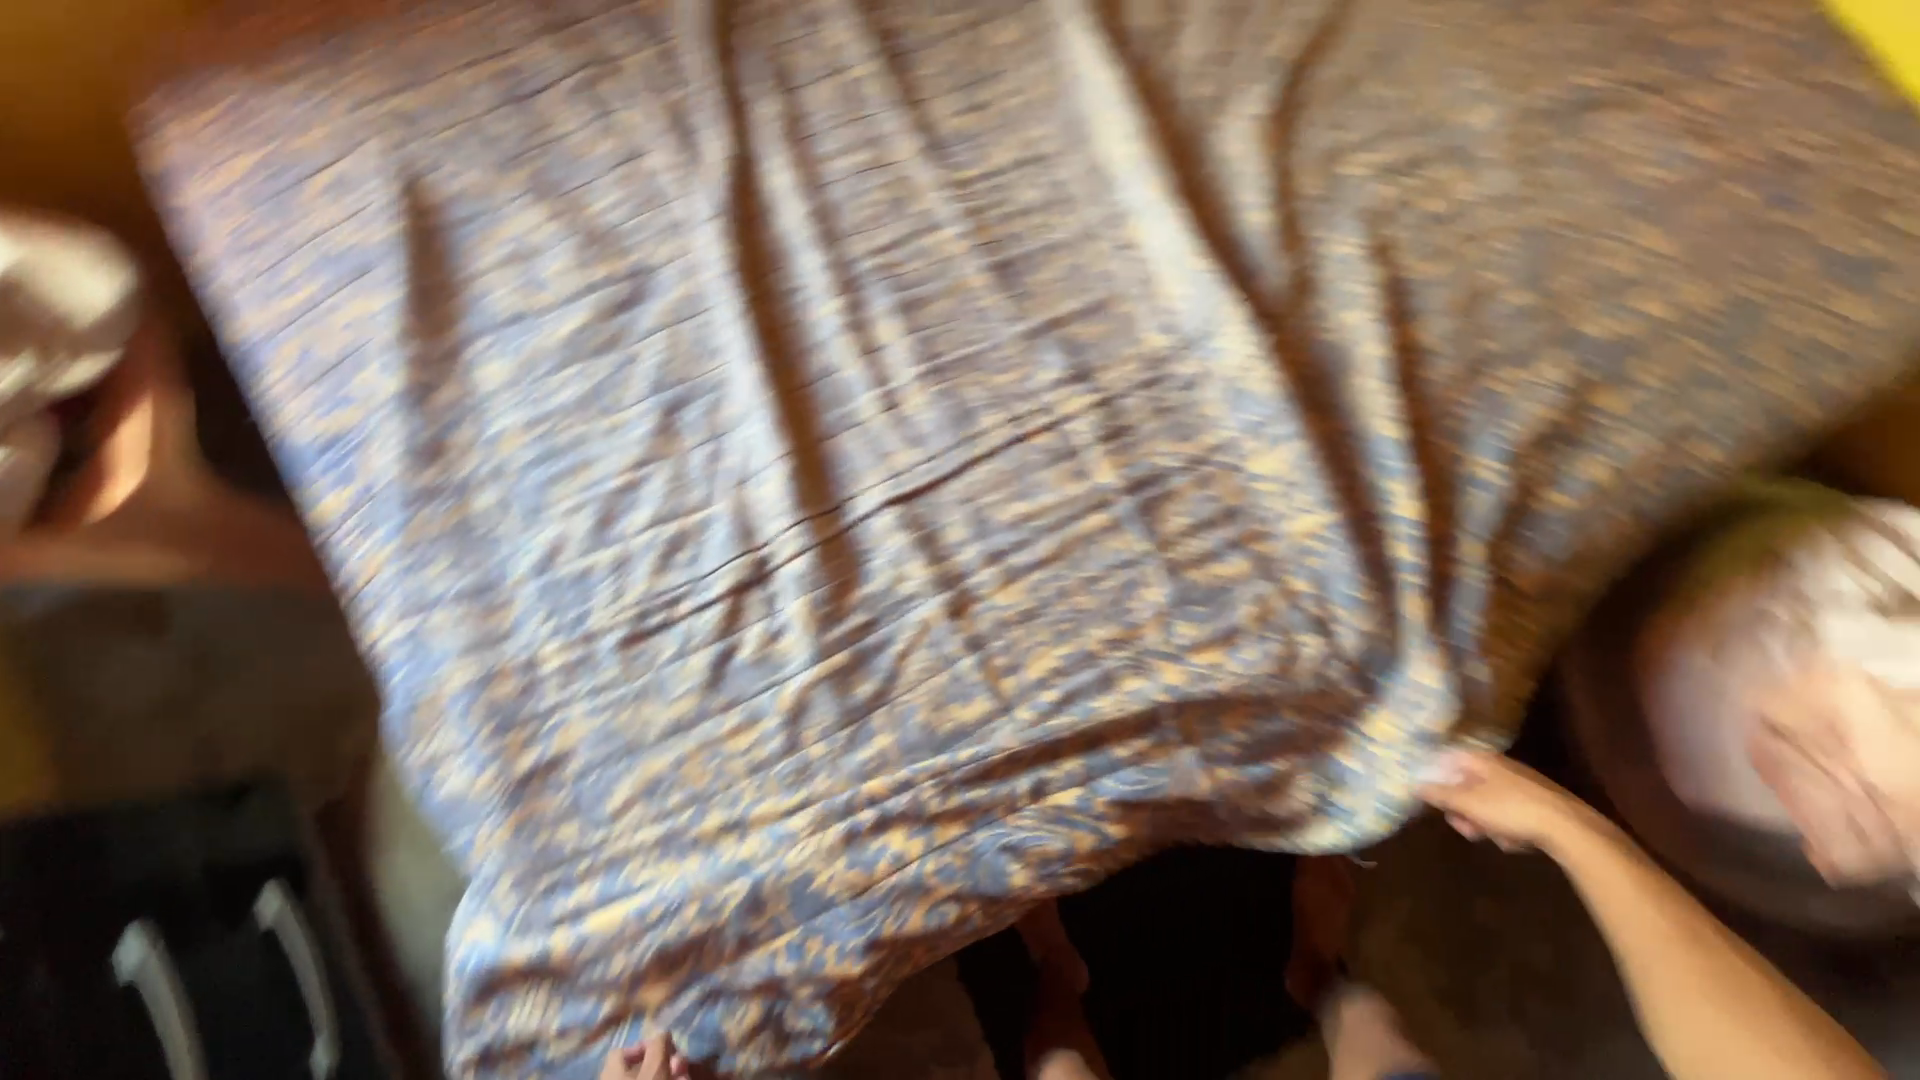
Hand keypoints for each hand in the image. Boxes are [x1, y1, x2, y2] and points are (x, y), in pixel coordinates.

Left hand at [600, 1035, 695, 1079]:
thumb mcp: (655, 1068)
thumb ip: (660, 1046)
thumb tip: (663, 1035)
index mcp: (611, 1073)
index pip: (621, 1052)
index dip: (645, 1047)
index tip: (667, 1050)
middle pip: (639, 1069)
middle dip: (666, 1063)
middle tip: (682, 1066)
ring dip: (671, 1077)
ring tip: (686, 1079)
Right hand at [1419, 749, 1595, 852]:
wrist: (1572, 830)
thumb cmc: (1511, 810)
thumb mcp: (1467, 803)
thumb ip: (1438, 793)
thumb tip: (1414, 784)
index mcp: (1481, 759)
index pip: (1446, 760)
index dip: (1434, 778)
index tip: (1430, 799)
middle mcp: (1499, 767)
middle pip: (1465, 786)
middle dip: (1462, 810)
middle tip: (1466, 827)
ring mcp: (1520, 785)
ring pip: (1486, 804)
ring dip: (1483, 823)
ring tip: (1494, 837)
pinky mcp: (1537, 804)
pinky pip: (1508, 814)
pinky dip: (1506, 828)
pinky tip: (1514, 841)